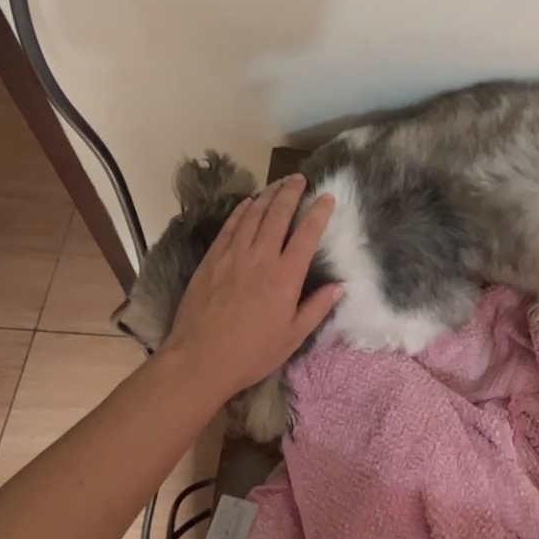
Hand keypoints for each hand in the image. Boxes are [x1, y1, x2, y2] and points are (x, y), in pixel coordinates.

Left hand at [157, 174, 342, 397]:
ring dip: (268, 195)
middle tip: (299, 178)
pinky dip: (242, 210)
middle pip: (279, 214)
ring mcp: (234, 254)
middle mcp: (262, 257)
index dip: (319, 212)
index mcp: (286, 275)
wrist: (199, 360)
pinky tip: (248, 202)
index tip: (326, 197)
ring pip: (254, 214)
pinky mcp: (213, 258)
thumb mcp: (292, 337)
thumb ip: (317, 308)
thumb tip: (339, 287)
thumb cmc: (251, 352)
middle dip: (291, 192)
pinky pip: (230, 226)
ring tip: (278, 183)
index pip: (308, 233)